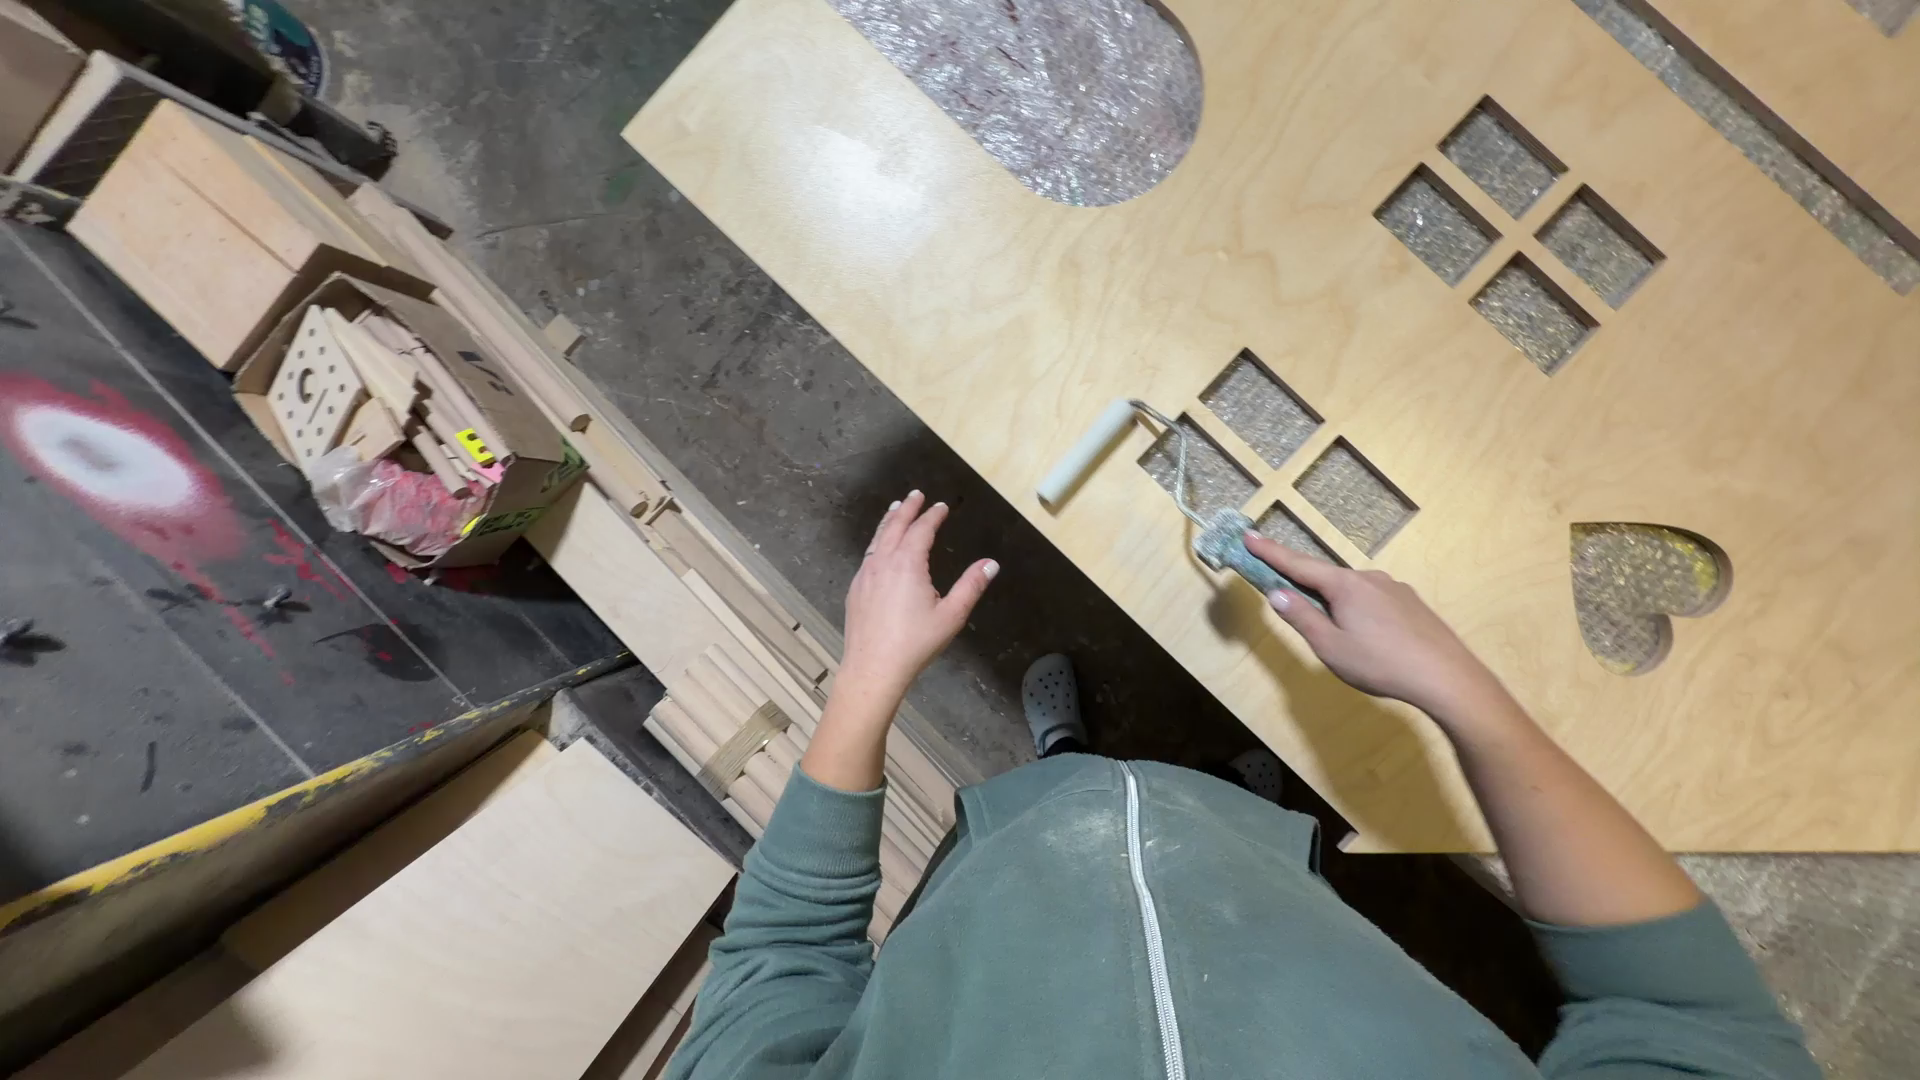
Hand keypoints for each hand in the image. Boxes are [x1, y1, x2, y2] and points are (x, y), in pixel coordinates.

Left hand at [839, 491, 997, 699]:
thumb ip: (971, 586)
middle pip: (895, 526)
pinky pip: (868, 555)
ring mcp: (865, 575)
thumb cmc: (915, 643)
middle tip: (915, 495)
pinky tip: (880, 547)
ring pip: (878, 539)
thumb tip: (991, 563)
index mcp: (908, 564)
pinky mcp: (856, 589)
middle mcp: (883, 562)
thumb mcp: (951, 615)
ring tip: (895, 509)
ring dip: (889, 521)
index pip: (921, 530)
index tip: (941, 506)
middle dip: (907, 509)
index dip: (932, 516)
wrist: (873, 668)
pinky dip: (878, 541)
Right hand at [1243, 532, 1502, 720]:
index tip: (1248, 536)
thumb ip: (1301, 617)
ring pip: (1351, 589)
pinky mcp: (1411, 604)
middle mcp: (1369, 578)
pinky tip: (1365, 633)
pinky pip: (1372, 599)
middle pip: (1325, 576)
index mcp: (1344, 585)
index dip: (1270, 552)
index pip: (1298, 564)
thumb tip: (1276, 593)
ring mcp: (1394, 589)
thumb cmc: (1380, 663)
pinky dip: (1356, 608)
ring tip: (1331, 628)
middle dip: (1301, 581)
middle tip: (1280, 587)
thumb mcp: (1329, 646)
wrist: (1448, 678)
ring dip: (1332, 600)